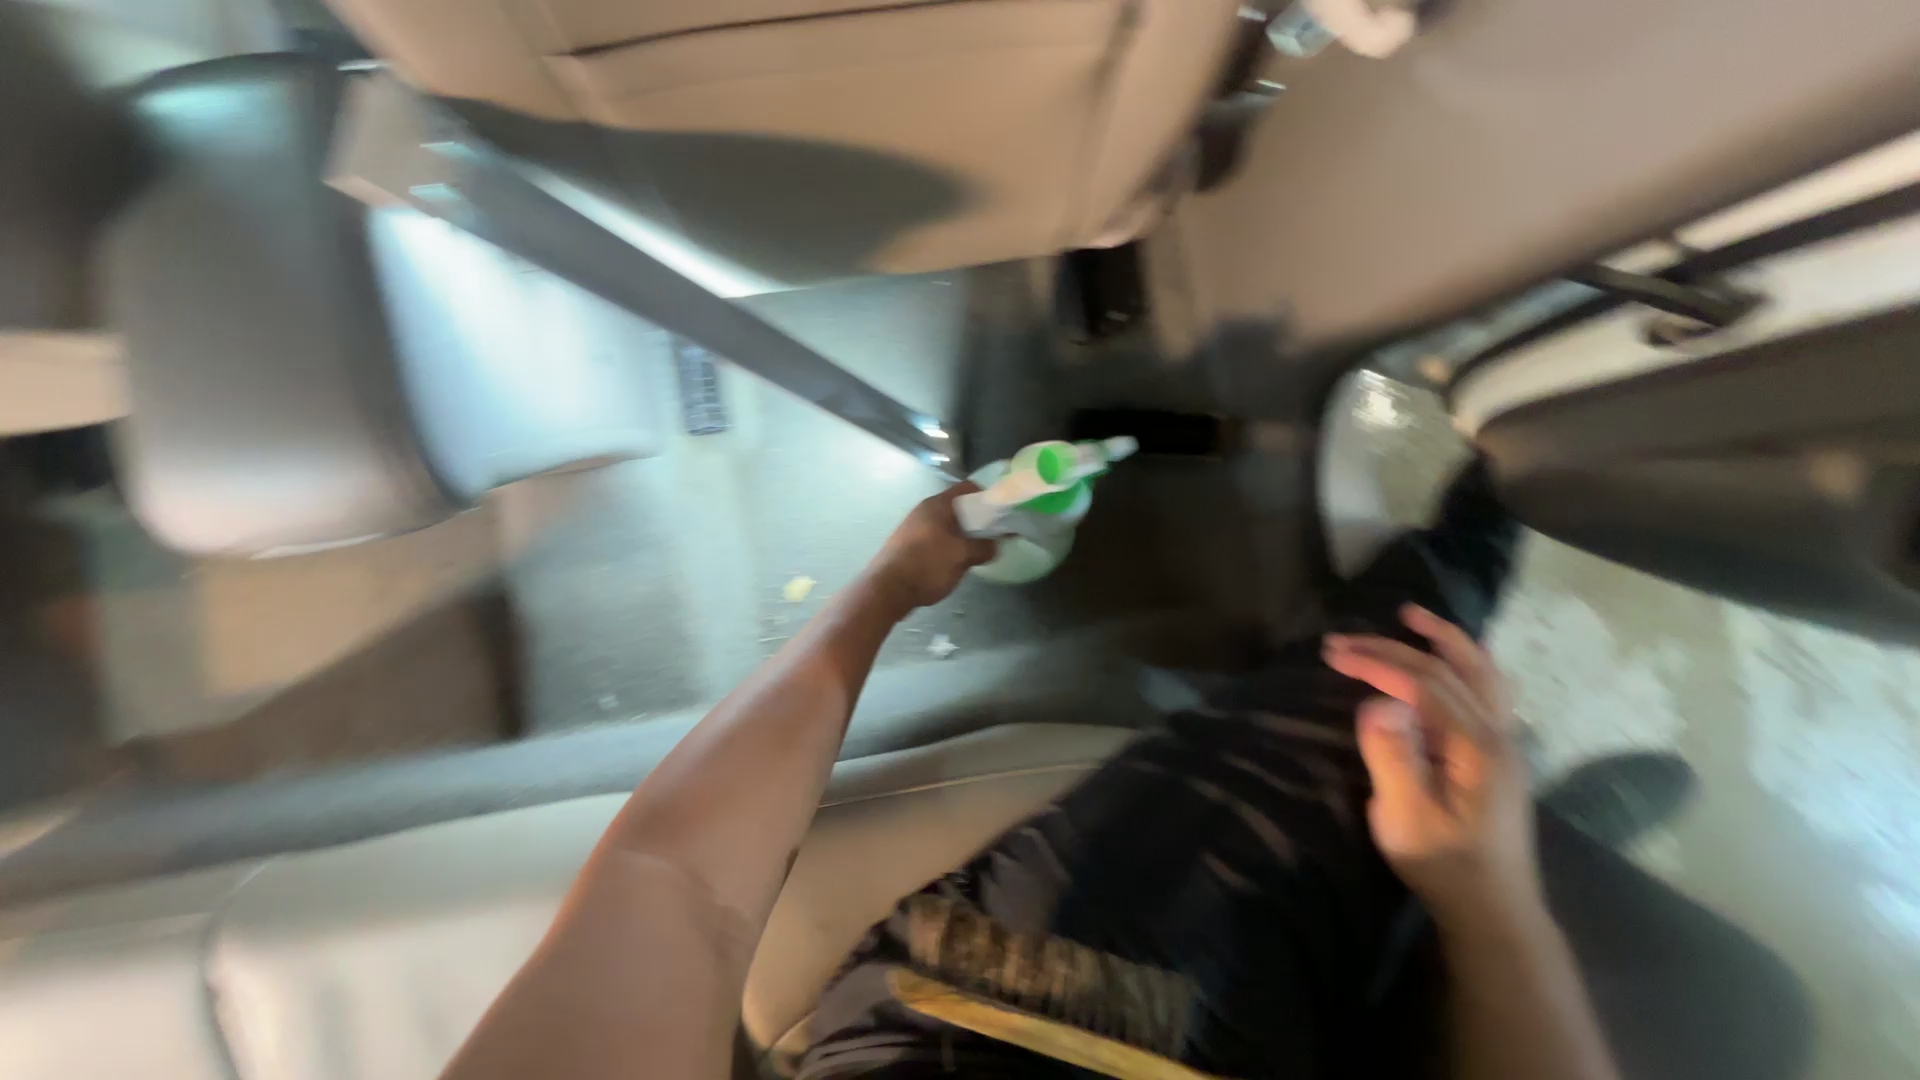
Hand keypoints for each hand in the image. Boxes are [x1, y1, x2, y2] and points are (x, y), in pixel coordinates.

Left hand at [863, 483, 997, 614]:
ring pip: (947, 524)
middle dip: (977, 519)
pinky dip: (949, 544)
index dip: (986, 496)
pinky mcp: (909, 544)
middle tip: (992, 535)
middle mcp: (924, 510)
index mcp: (937, 505)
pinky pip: (936, 538)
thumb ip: (983, 547)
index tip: (999, 512)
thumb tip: (995, 545)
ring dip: (963, 534)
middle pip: (957, 507)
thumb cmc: (927, 565)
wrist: (887, 589)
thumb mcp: (962, 556)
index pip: (967, 488)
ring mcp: (914, 527)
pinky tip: (955, 562)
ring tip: (977, 551)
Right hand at [1322, 605, 1540, 926]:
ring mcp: (1503, 744)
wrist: (1493, 911)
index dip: (1377, 662)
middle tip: (1343, 640)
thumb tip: (1377, 702)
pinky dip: (1459, 662)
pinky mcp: (1496, 755)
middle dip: (1394, 647)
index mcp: (1477, 747)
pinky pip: (1484, 689)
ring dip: (1445, 640)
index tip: (1332, 654)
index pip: (1423, 683)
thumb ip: (1394, 757)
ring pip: (1481, 673)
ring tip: (1412, 617)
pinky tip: (1441, 663)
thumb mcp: (1407, 818)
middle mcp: (1498, 735)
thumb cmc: (1443, 866)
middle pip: (1450, 669)